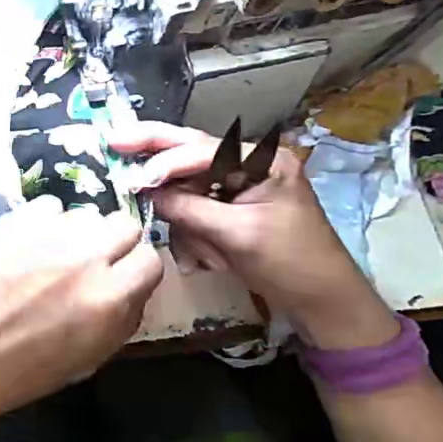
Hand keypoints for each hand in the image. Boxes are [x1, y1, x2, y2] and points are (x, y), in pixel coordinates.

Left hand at [0, 199, 164, 440]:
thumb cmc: (15, 376)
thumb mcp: (83, 362)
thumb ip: (117, 322)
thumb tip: (131, 294)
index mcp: (108, 301)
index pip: (151, 260)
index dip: (138, 270)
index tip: (123, 278)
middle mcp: (85, 260)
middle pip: (124, 225)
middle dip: (115, 243)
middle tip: (94, 263)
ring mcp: (48, 237)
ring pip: (86, 214)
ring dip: (81, 232)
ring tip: (56, 256)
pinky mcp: (16, 224)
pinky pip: (50, 206)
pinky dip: (48, 221)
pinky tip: (30, 245)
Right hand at [107, 122, 397, 349]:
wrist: (326, 301)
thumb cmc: (291, 263)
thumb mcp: (236, 234)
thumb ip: (189, 208)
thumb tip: (148, 191)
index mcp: (261, 161)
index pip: (201, 150)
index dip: (164, 162)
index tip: (135, 179)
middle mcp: (249, 164)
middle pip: (192, 150)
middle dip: (156, 152)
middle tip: (116, 140)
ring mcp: (241, 187)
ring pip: (190, 187)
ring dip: (187, 220)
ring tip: (211, 255)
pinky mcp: (234, 209)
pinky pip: (199, 210)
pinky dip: (196, 233)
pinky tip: (213, 259)